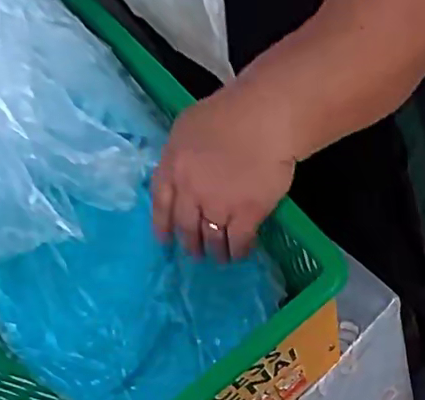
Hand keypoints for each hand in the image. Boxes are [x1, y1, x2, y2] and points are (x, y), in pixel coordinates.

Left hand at [151, 85, 295, 259]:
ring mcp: (219, 205)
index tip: (165, 241)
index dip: (162, 225)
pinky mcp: (246, 215)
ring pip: (212, 238)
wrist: (263, 121)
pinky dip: (239, 251)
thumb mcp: (188, 129)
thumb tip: (186, 178)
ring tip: (221, 258)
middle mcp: (191, 190)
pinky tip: (241, 253)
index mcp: (174, 165)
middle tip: (197, 255)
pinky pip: (238, 242)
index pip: (161, 203)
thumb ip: (182, 157)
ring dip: (216, 252)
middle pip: (186, 226)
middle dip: (191, 244)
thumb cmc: (229, 116)